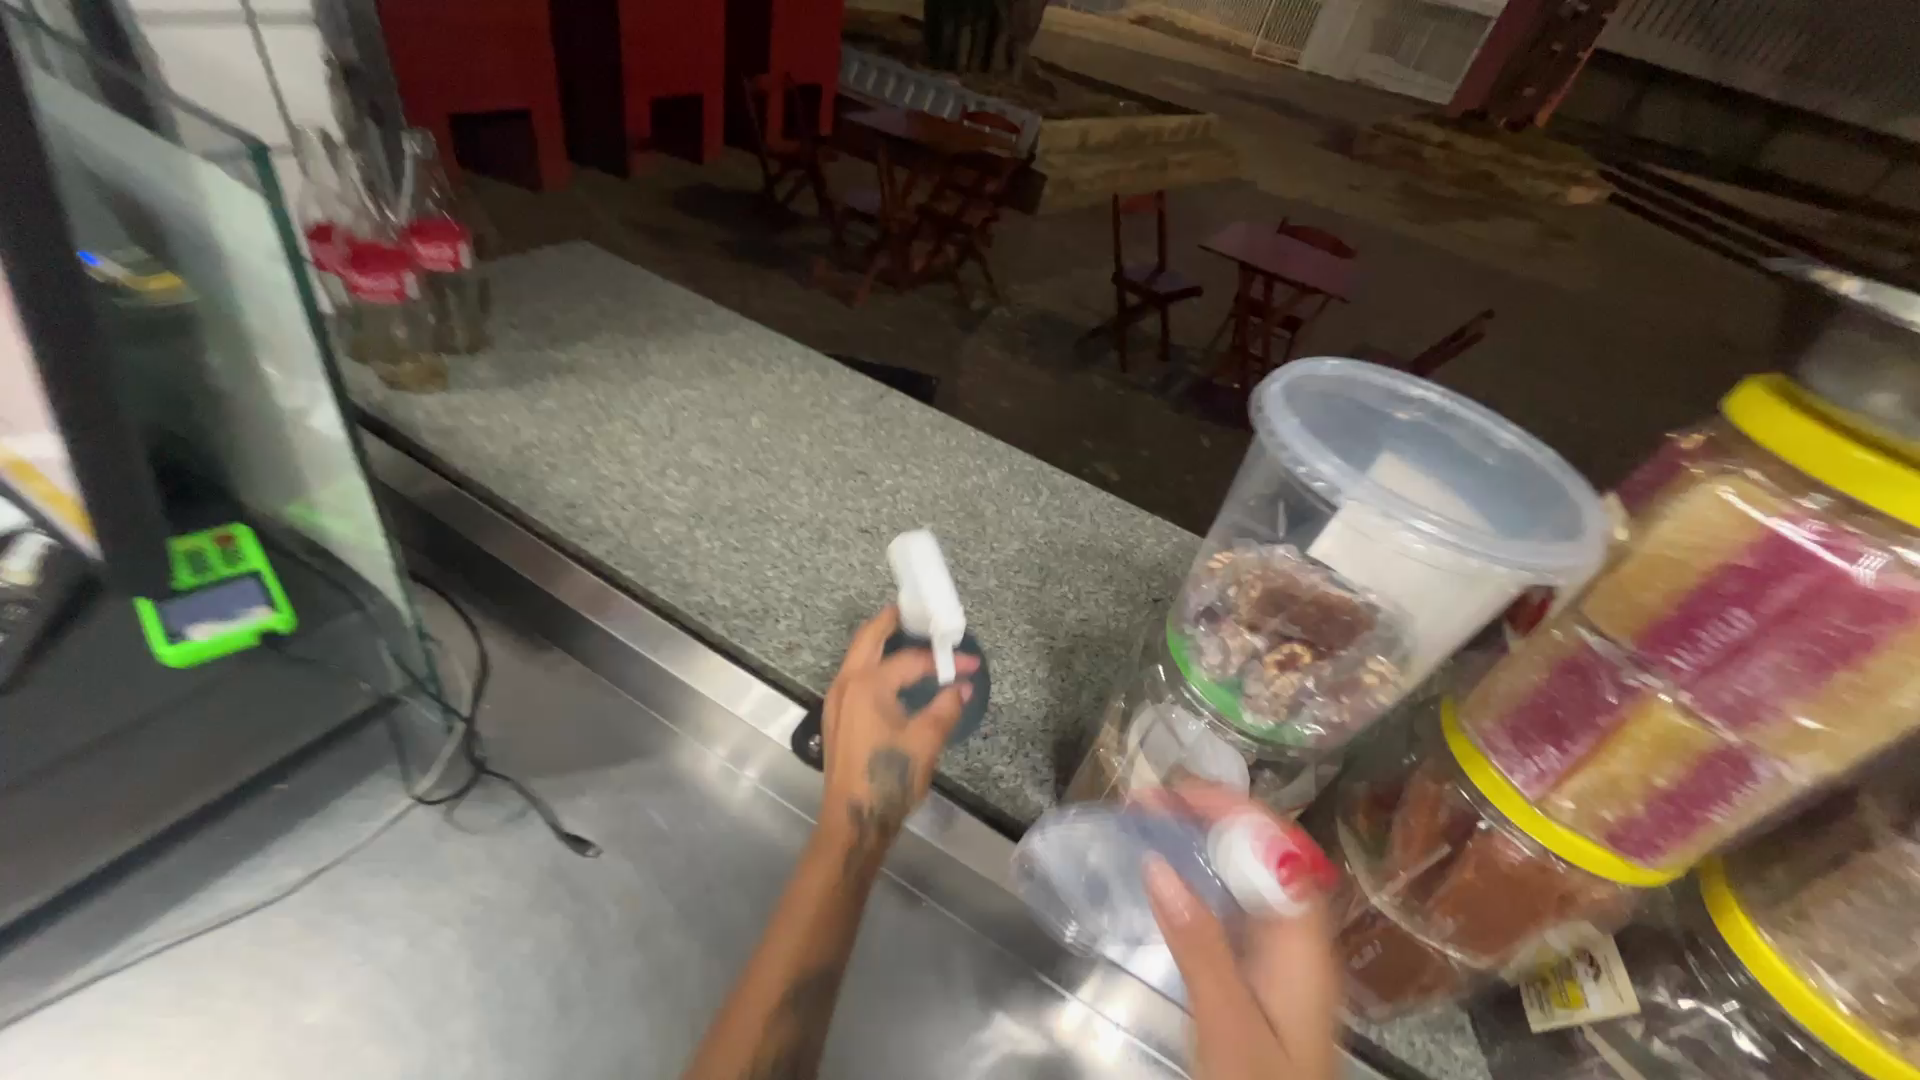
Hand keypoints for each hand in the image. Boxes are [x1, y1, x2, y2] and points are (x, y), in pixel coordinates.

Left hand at [818, 606, 976, 868]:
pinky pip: (855, 675)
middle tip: (915, 611)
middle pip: (868, 637)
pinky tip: (894, 675)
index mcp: (867, 685)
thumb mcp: (926, 741)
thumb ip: (945, 707)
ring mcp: (836, 700)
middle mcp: (846, 683)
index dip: (943, 658)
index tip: (970, 662)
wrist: (853, 821)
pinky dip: (875, 663)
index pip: (911, 659)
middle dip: (891, 621)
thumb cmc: (889, 779)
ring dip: (880, 642)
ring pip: (858, 656)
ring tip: (908, 637)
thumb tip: (962, 685)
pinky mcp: (837, 716)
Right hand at [1145, 786, 1341, 1079]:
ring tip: (1153, 820)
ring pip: (1249, 875)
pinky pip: (1236, 903)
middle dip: (1211, 815)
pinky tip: (1171, 874)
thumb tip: (1159, 864)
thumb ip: (1198, 947)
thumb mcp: (1228, 1028)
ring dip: (1205, 839)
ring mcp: (1284, 956)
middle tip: (1150, 801)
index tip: (1174, 791)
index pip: (1278, 850)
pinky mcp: (1264, 972)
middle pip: (1266, 853)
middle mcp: (1300, 939)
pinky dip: (1202, 875)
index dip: (1232, 809)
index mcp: (1303, 946)